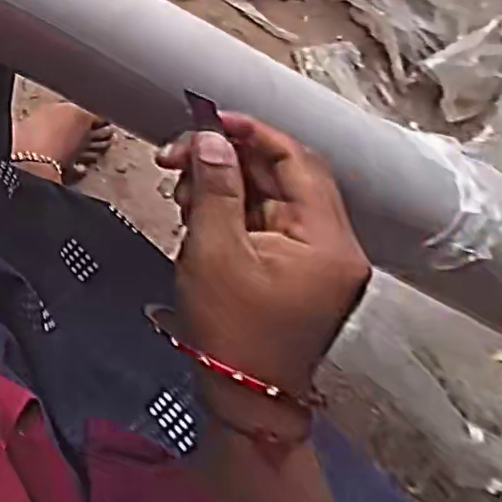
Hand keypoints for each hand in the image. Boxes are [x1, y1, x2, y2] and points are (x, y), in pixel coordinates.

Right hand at [157, 113, 370, 424]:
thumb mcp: (213, 246)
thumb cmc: (229, 320)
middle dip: (222, 157)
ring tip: (178, 191)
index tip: (207, 117)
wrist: (239, 384)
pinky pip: (256, 215)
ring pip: (262, 193)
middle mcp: (329, 243)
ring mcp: (309, 255)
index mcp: (327, 240)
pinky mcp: (287, 263)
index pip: (298, 162)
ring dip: (217, 181)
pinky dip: (222, 204)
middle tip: (172, 156)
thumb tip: (211, 138)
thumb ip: (215, 186)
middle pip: (279, 175)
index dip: (253, 132)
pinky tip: (192, 210)